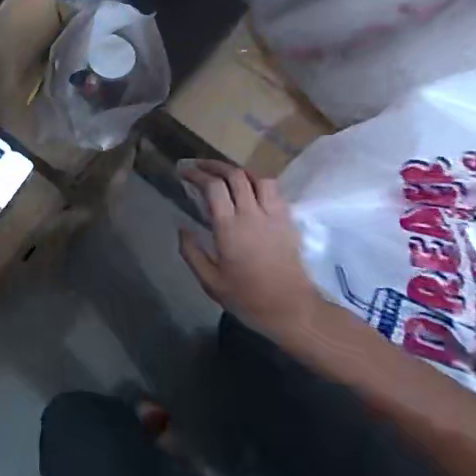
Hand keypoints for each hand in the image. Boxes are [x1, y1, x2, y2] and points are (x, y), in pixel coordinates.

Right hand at [177, 159, 320, 338]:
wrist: (293, 310)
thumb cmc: (247, 297)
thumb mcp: (209, 280)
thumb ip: (191, 251)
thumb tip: (182, 228)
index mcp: (229, 228)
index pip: (213, 187)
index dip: (196, 174)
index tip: (183, 172)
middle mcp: (253, 215)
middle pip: (236, 175)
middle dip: (215, 166)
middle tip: (199, 167)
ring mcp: (275, 217)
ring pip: (260, 179)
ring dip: (240, 172)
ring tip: (226, 176)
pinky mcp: (289, 223)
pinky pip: (275, 193)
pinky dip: (259, 185)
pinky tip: (250, 193)